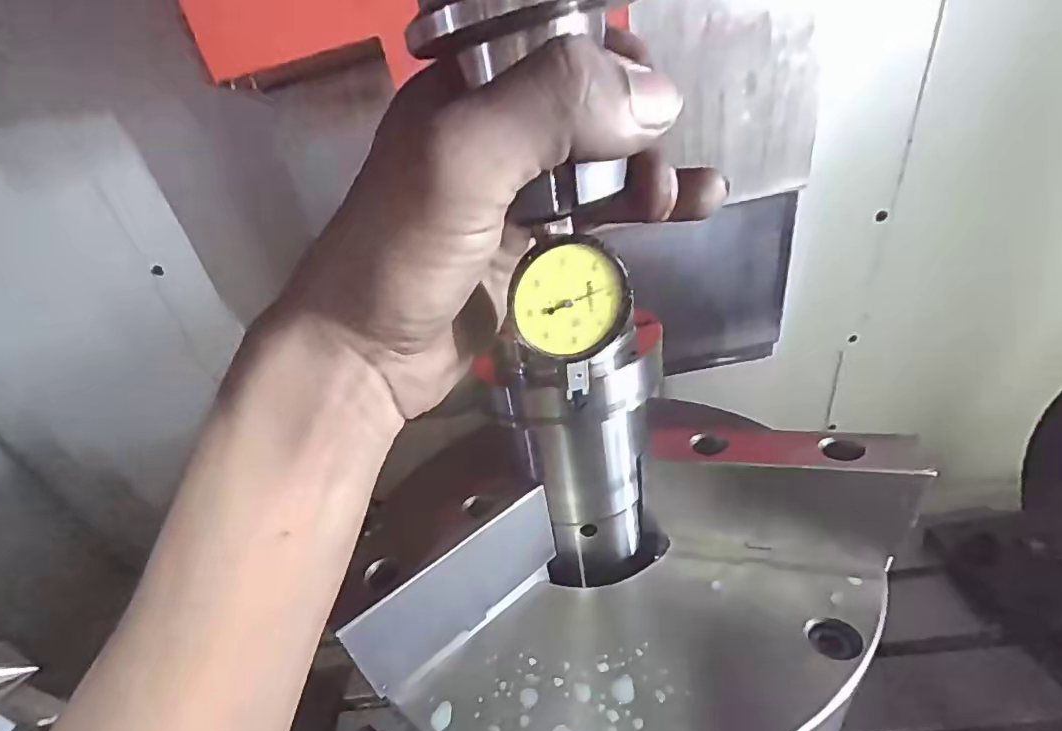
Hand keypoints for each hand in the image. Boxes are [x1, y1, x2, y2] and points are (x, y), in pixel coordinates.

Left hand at [258, 29, 728, 421]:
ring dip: (650, 173)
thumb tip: (655, 98)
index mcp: (470, 87)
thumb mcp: (464, 163)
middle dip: (637, 126)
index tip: (652, 93)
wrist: (372, 356)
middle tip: (654, 168)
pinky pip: (598, 222)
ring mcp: (520, 195)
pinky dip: (640, 216)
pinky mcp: (535, 251)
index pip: (558, 43)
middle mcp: (498, 132)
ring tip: (689, 196)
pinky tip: (686, 210)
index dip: (613, 58)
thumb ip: (547, 113)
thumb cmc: (401, 254)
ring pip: (603, 165)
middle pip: (591, 104)